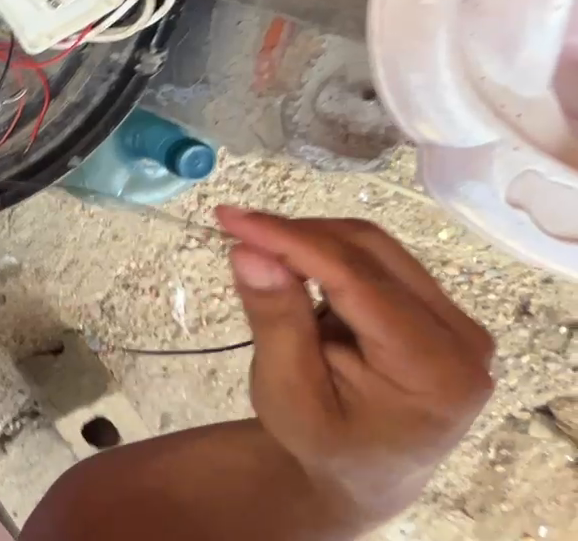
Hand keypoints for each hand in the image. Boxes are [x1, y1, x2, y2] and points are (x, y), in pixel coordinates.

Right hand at [216, 208, 495, 526]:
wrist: (358, 469)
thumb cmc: (320, 439)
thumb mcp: (285, 389)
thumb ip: (274, 319)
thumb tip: (248, 252)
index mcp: (433, 368)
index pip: (357, 279)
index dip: (290, 240)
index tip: (226, 217)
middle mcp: (461, 339)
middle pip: (370, 252)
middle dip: (295, 232)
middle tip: (232, 228)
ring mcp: (453, 323)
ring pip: (372, 246)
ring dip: (306, 237)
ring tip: (253, 247)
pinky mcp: (433, 312)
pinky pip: (374, 259)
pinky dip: (320, 250)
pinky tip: (286, 263)